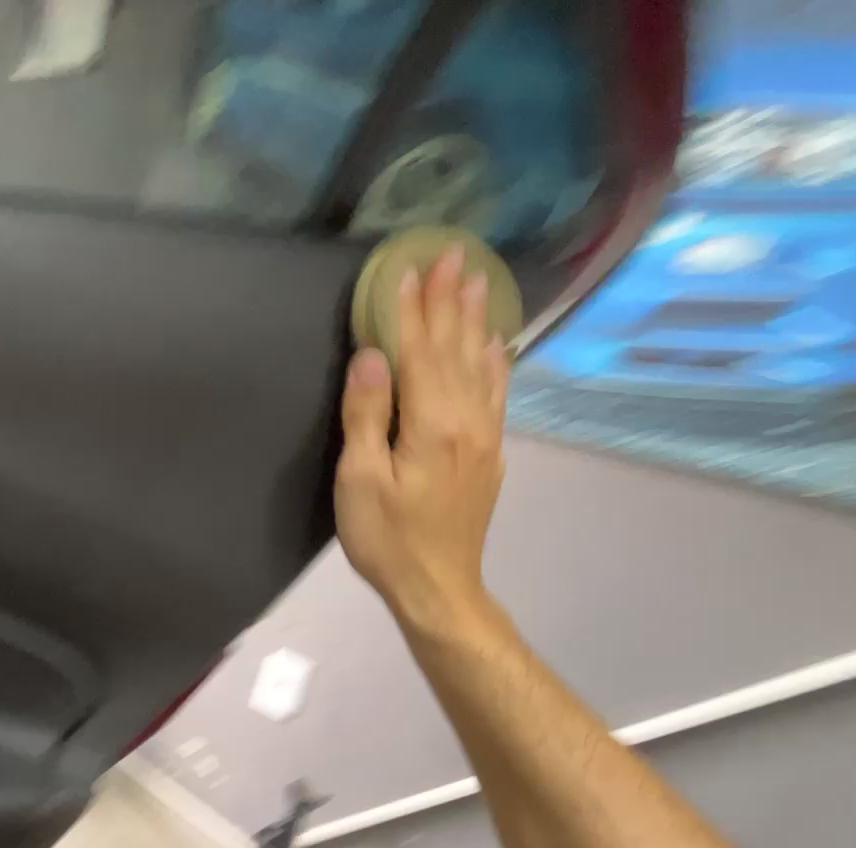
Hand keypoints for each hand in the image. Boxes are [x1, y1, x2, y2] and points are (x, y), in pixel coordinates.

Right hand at [334, 246, 508, 633]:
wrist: (437, 585)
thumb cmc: (386, 536)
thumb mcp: (360, 480)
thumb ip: (367, 416)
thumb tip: (372, 357)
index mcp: (430, 424)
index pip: (417, 353)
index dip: (409, 311)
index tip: (405, 269)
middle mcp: (465, 420)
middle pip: (454, 349)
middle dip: (449, 300)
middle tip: (452, 253)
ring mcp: (482, 436)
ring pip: (478, 365)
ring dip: (475, 321)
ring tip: (477, 281)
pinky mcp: (487, 453)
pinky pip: (494, 394)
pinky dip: (494, 362)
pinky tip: (494, 346)